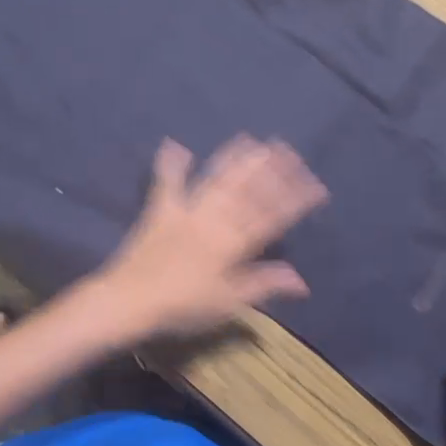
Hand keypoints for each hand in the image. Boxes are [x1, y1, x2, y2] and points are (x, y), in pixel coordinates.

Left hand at [92, 136, 327, 341]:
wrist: (129, 300)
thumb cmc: (183, 307)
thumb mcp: (228, 302)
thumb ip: (264, 285)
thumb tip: (302, 280)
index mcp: (233, 244)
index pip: (272, 217)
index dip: (295, 200)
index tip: (315, 183)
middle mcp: (213, 221)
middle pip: (246, 191)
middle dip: (269, 169)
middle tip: (287, 148)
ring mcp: (185, 212)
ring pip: (215, 181)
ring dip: (233, 159)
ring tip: (251, 139)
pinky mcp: (159, 212)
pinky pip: (166, 184)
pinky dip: (170, 164)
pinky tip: (175, 144)